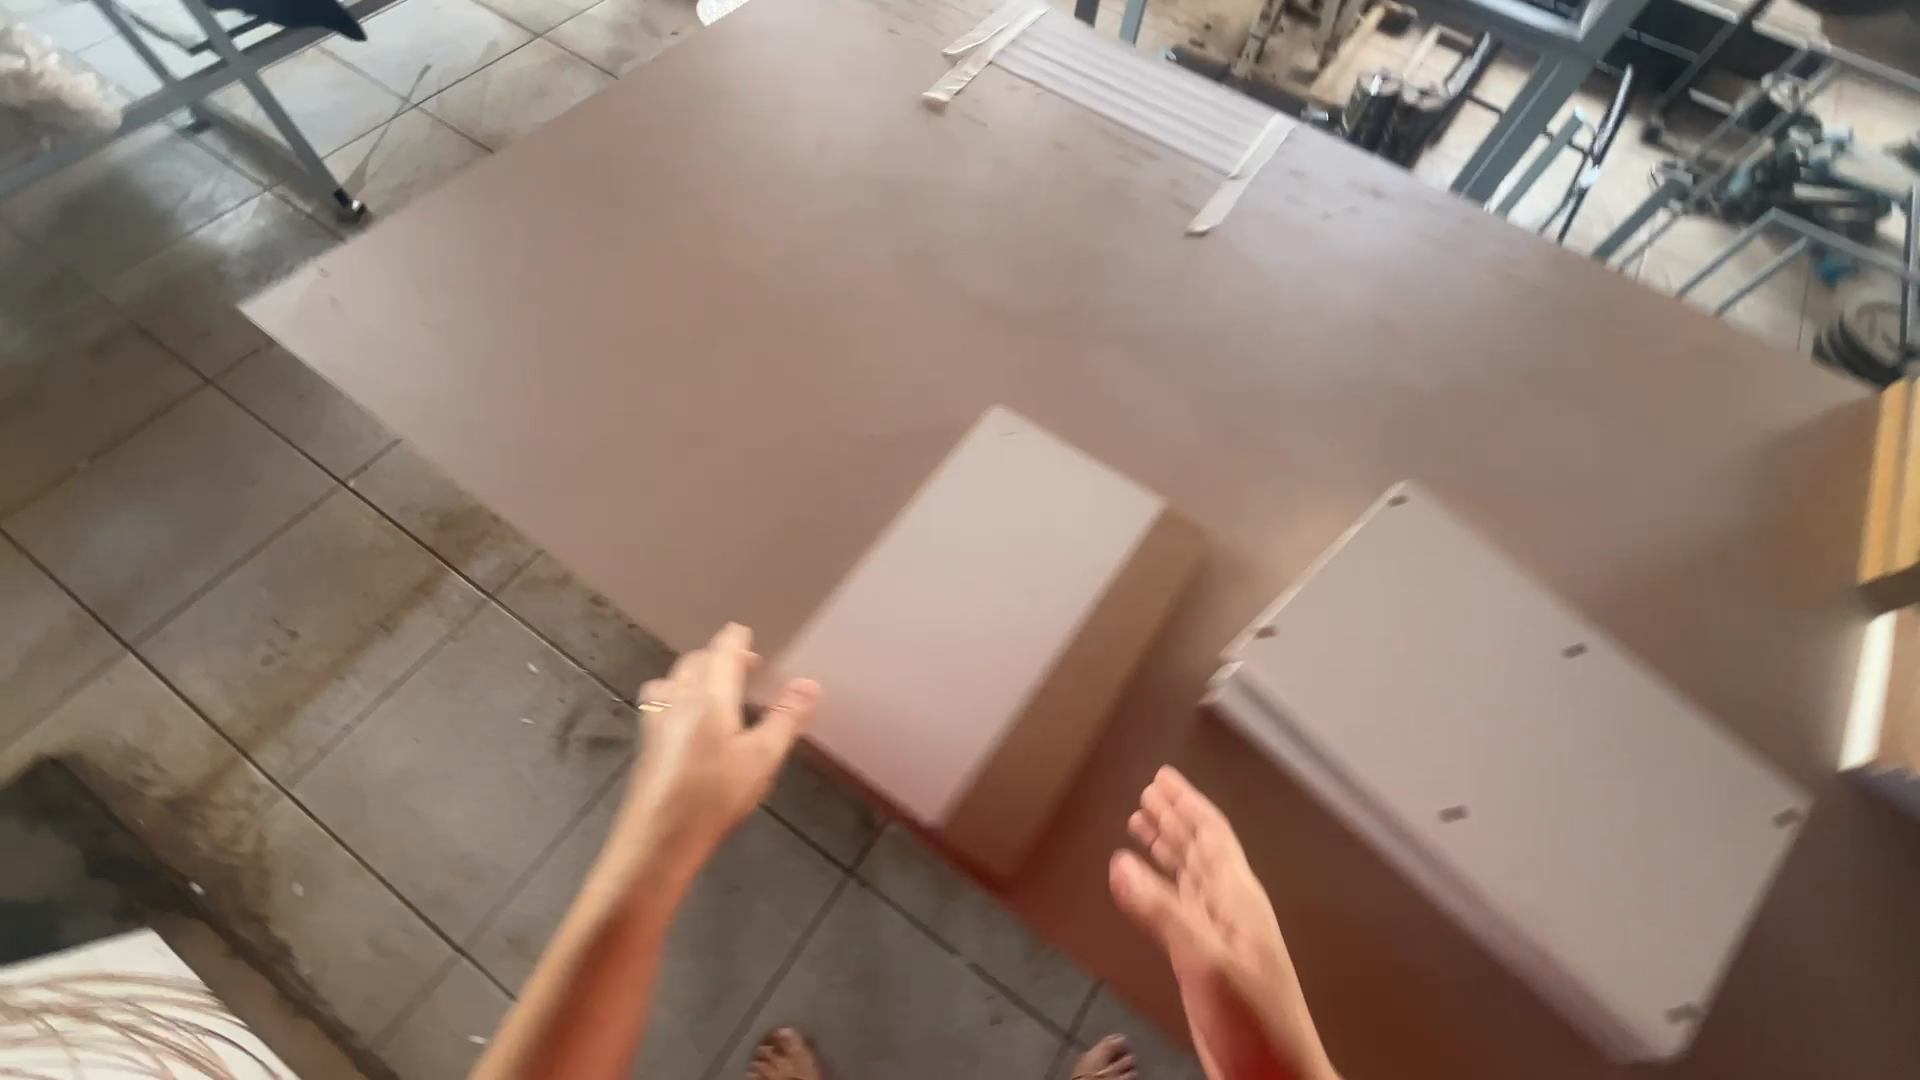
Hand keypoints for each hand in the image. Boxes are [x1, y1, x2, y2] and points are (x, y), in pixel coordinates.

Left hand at [618, 623, 819, 866]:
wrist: (657, 840)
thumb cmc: (715, 794)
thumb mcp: (763, 757)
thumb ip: (786, 717)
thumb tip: (809, 683)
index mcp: (709, 696)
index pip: (721, 654)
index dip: (734, 640)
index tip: (743, 631)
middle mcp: (679, 699)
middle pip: (695, 662)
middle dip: (718, 655)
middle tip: (742, 662)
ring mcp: (657, 721)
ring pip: (673, 679)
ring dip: (694, 672)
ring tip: (713, 685)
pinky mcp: (648, 743)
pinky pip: (661, 700)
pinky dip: (678, 693)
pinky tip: (686, 717)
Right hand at [1111, 767, 1337, 1079]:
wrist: (1274, 1077)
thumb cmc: (1256, 1021)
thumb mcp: (1206, 959)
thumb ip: (1162, 910)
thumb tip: (1121, 864)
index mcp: (1235, 897)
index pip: (1211, 833)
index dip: (1187, 802)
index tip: (1164, 777)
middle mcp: (1227, 906)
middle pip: (1197, 846)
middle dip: (1173, 816)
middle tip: (1149, 791)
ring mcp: (1216, 931)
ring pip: (1187, 871)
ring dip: (1166, 844)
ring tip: (1142, 822)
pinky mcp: (1203, 955)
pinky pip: (1178, 900)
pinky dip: (1160, 882)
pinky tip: (1145, 882)